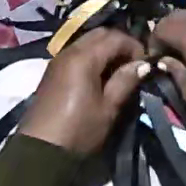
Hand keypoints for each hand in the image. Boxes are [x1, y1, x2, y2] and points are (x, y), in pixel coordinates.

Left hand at [19, 29, 148, 154]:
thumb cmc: (78, 130)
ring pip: (87, 41)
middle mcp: (69, 51)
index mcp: (84, 57)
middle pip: (100, 34)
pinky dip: (92, 56)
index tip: (145, 64)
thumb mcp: (108, 108)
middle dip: (120, 43)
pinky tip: (100, 76)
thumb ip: (125, 81)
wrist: (40, 151)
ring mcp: (58, 59)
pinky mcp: (53, 71)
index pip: (115, 37)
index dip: (134, 46)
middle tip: (133, 64)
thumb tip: (143, 64)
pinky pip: (77, 52)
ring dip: (105, 49)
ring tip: (118, 71)